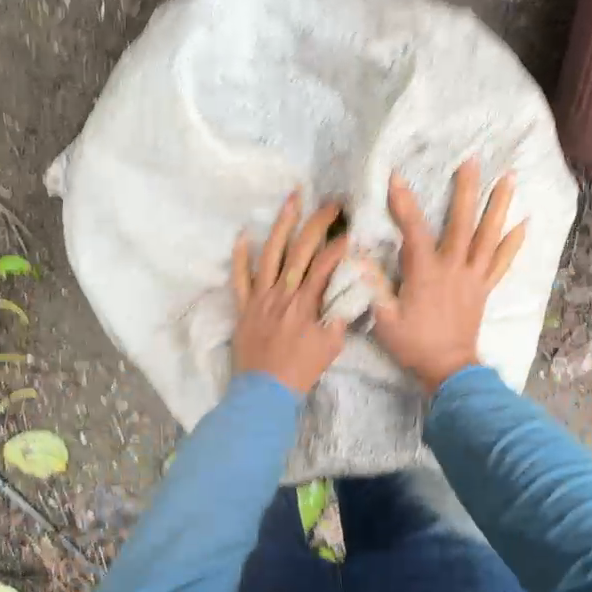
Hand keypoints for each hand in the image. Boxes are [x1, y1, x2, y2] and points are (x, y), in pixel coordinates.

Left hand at [231, 191, 351, 394]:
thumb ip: (338, 317)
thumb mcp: (331, 346)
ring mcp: (260, 297)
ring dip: (282, 225)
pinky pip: (239, 278)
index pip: (326, 264)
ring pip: (270, 254)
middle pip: (301, 250)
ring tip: (292, 200)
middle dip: (318, 223)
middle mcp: (283, 293)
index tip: (352, 229)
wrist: (264, 390)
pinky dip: (240, 256)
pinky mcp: (243, 307)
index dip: (340, 244)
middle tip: (331, 203)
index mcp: (306, 302)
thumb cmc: (300, 371)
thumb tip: (348, 294)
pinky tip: (243, 235)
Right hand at [365, 158, 526, 393]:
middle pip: (462, 223)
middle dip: (466, 190)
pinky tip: (522, 222)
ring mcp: (473, 277)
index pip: (414, 231)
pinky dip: (513, 242)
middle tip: (473, 161)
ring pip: (488, 236)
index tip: (397, 177)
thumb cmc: (413, 345)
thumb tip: (357, 256)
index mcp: (425, 273)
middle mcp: (453, 269)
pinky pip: (502, 261)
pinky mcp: (484, 289)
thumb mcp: (383, 318)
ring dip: (498, 205)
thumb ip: (373, 285)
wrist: (448, 369)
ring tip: (509, 178)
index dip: (404, 204)